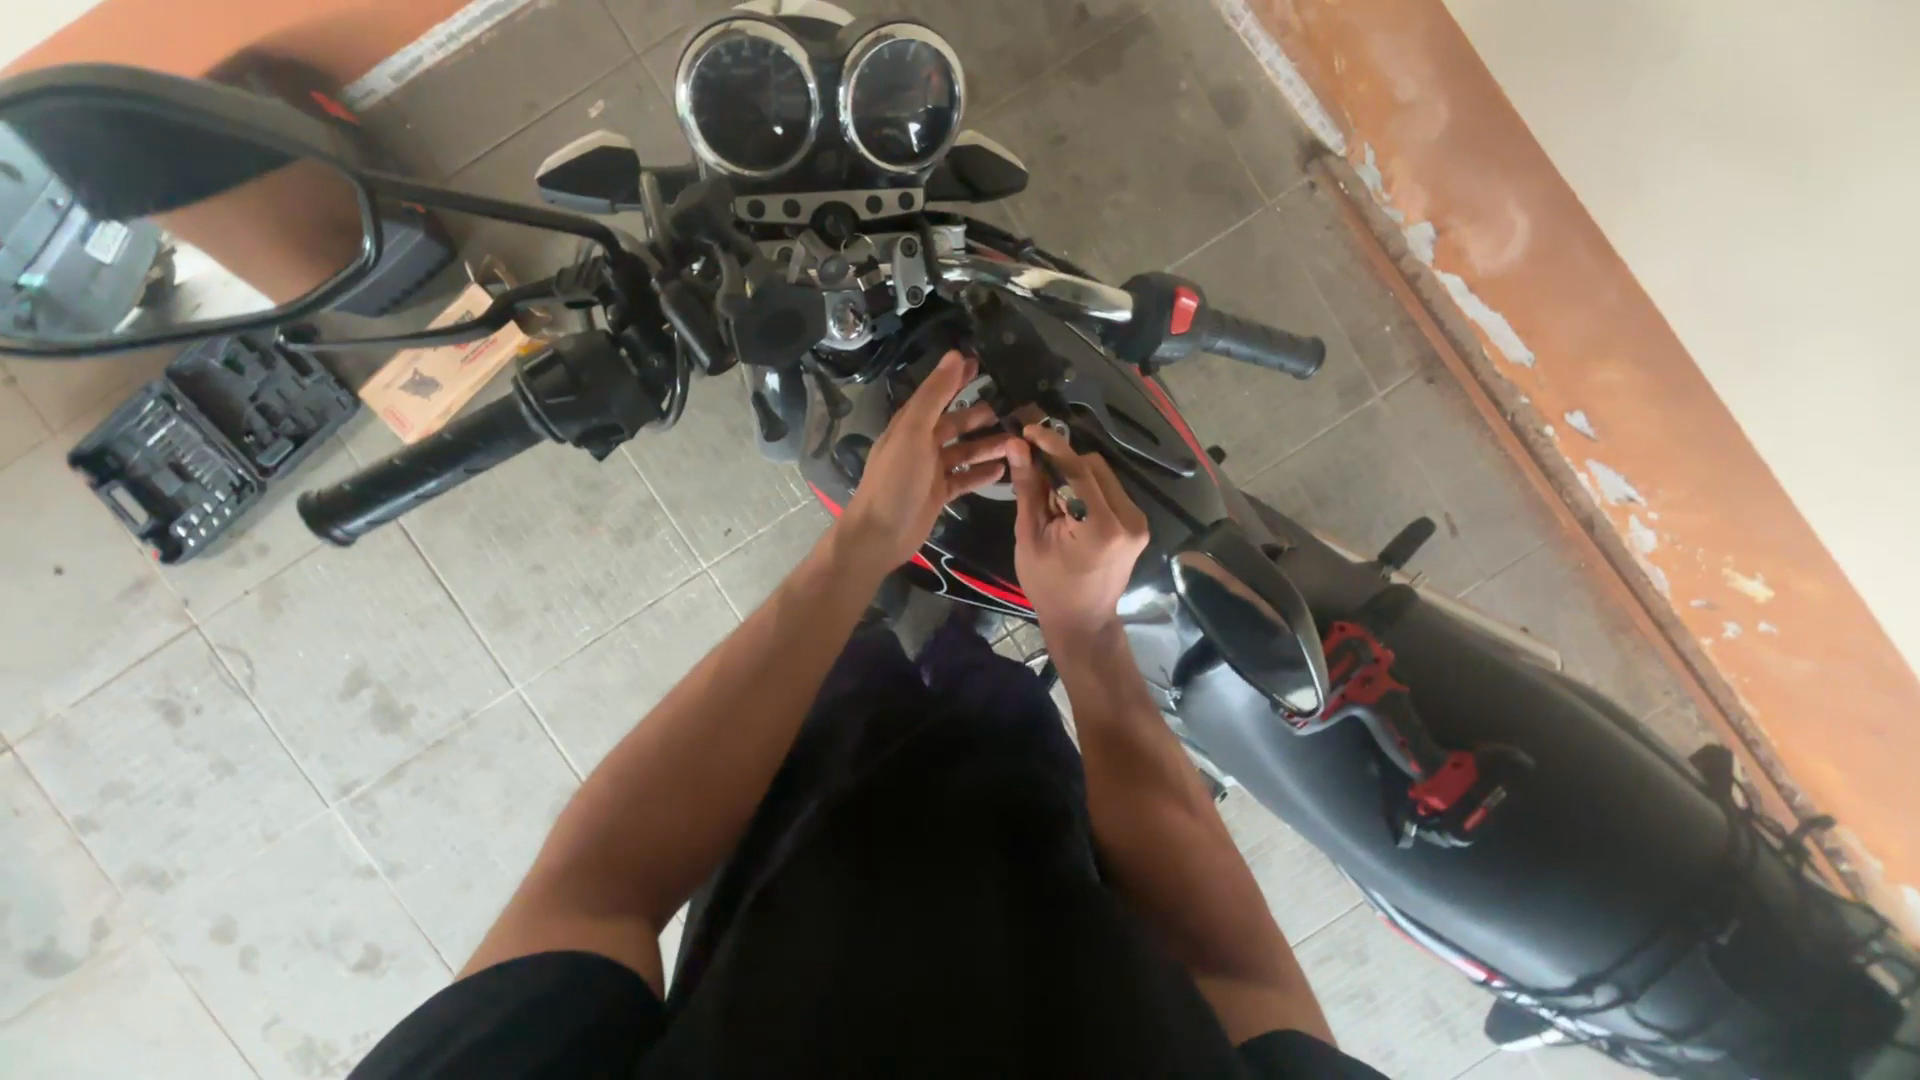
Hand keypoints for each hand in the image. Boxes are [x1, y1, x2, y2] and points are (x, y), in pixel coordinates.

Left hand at [837, 350, 1021, 566]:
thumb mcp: (914, 432)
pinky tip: (1003, 470)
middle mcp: (919, 445)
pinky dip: (981, 473)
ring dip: (987, 446)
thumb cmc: (896, 480)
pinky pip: (964, 479)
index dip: (955, 379)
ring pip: (963, 452)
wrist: (880, 534)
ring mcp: (929, 471)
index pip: (936, 395)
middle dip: (979, 417)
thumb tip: (955, 356)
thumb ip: (935, 395)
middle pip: (953, 425)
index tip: (979, 364)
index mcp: (909, 425)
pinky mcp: (938, 494)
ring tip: (1015, 442)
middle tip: (1010, 411)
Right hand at [1008, 423, 1149, 642]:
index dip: (1052, 445)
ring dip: (1075, 475)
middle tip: (1035, 473)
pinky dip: (1088, 488)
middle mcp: (1129, 519)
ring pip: (1104, 474)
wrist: (1083, 621)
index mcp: (1101, 526)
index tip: (1028, 429)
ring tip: (1052, 499)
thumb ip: (1029, 488)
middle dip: (1062, 462)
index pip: (1077, 470)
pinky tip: (1070, 508)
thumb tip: (1017, 446)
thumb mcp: (1030, 536)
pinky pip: (1110, 490)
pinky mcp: (1138, 523)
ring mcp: (1138, 521)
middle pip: (1093, 466)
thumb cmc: (1048, 586)